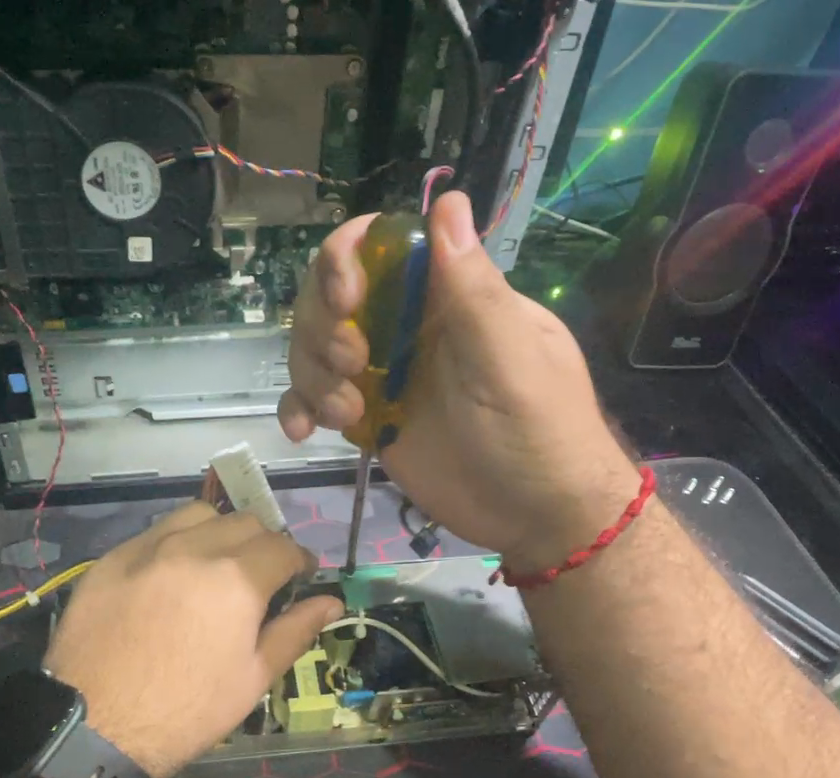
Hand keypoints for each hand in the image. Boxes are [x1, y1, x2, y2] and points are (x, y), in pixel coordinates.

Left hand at [42, 503, 343, 777]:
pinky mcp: (110, 559)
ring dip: (219, 530)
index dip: (300, 559)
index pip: (282, 547)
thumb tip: (331, 602)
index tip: (301, 576)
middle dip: (263, 543)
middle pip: (243, 522)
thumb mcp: (253, 679)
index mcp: (237, 579)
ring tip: (217, 562)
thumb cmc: (187, 712)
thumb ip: (295, 631)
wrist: (97, 727)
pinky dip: (176, 541)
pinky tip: (172, 572)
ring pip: (197, 515)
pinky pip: (154, 532)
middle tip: (263, 574)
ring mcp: (147, 549)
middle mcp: (194, 549)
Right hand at [278, 191, 636, 569]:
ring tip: (347, 416)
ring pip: (314, 349)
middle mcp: (407, 326)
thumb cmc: (540, 431)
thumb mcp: (512, 359)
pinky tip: (303, 431)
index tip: (345, 300)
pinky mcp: (369, 421)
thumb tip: (449, 198)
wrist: (537, 516)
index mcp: (446, 297)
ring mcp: (383, 375)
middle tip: (351, 368)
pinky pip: (317, 401)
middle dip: (322, 327)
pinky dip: (299, 409)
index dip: (346, 260)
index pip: (380, 248)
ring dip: (312, 375)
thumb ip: (473, 289)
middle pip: (330, 297)